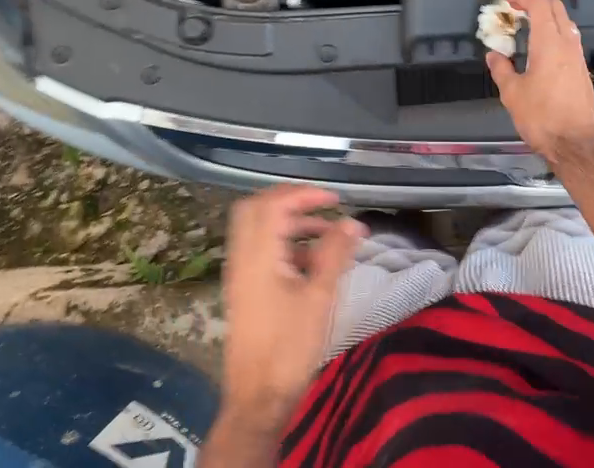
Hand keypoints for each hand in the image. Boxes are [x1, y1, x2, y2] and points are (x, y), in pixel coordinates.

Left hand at [218, 185, 364, 430]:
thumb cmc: (290, 347)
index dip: (304, 193)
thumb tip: (353, 221)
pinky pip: (262, 252)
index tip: (335, 200)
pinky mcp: (246, 292)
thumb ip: (335, 254)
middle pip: (257, 209)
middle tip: (322, 205)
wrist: (258, 399)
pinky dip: (287, 245)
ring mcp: (241, 276)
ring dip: (292, 224)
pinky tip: (315, 264)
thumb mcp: (320, 297)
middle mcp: (243, 260)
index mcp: (258, 256)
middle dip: (291, 201)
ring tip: (329, 236)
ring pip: (259, 231)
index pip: (273, 204)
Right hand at [485, 0, 593, 165]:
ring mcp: (578, 57)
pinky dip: (553, 32)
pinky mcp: (582, 70)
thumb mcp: (513, 94)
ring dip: (546, 17)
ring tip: (525, 25)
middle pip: (556, 8)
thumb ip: (502, 70)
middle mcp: (568, 44)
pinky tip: (540, 47)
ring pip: (565, 23)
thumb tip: (494, 55)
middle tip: (514, 9)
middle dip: (535, 2)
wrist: (577, 144)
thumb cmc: (542, 118)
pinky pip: (568, 39)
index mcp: (549, 43)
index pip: (540, 5)